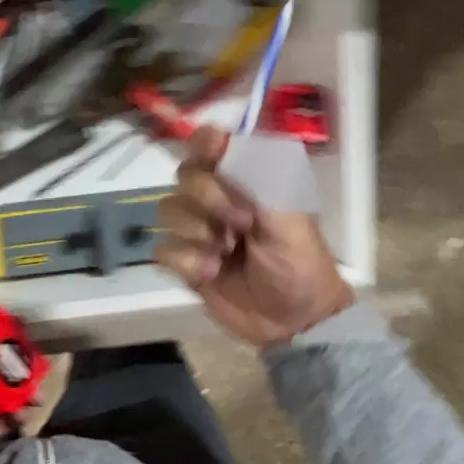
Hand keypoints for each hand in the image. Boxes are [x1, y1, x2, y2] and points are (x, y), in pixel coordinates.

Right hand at [154, 126, 353, 346]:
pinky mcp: (184, 262)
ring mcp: (197, 230)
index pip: (211, 143)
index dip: (205, 144)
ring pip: (168, 211)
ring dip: (196, 232)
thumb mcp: (291, 219)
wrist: (293, 321)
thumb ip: (258, 179)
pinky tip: (210, 273)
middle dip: (208, 199)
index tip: (213, 156)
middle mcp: (216, 198)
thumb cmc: (300, 264)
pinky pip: (163, 249)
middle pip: (184, 176)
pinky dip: (186, 261)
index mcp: (245, 180)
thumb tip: (223, 142)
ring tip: (224, 254)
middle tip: (239, 223)